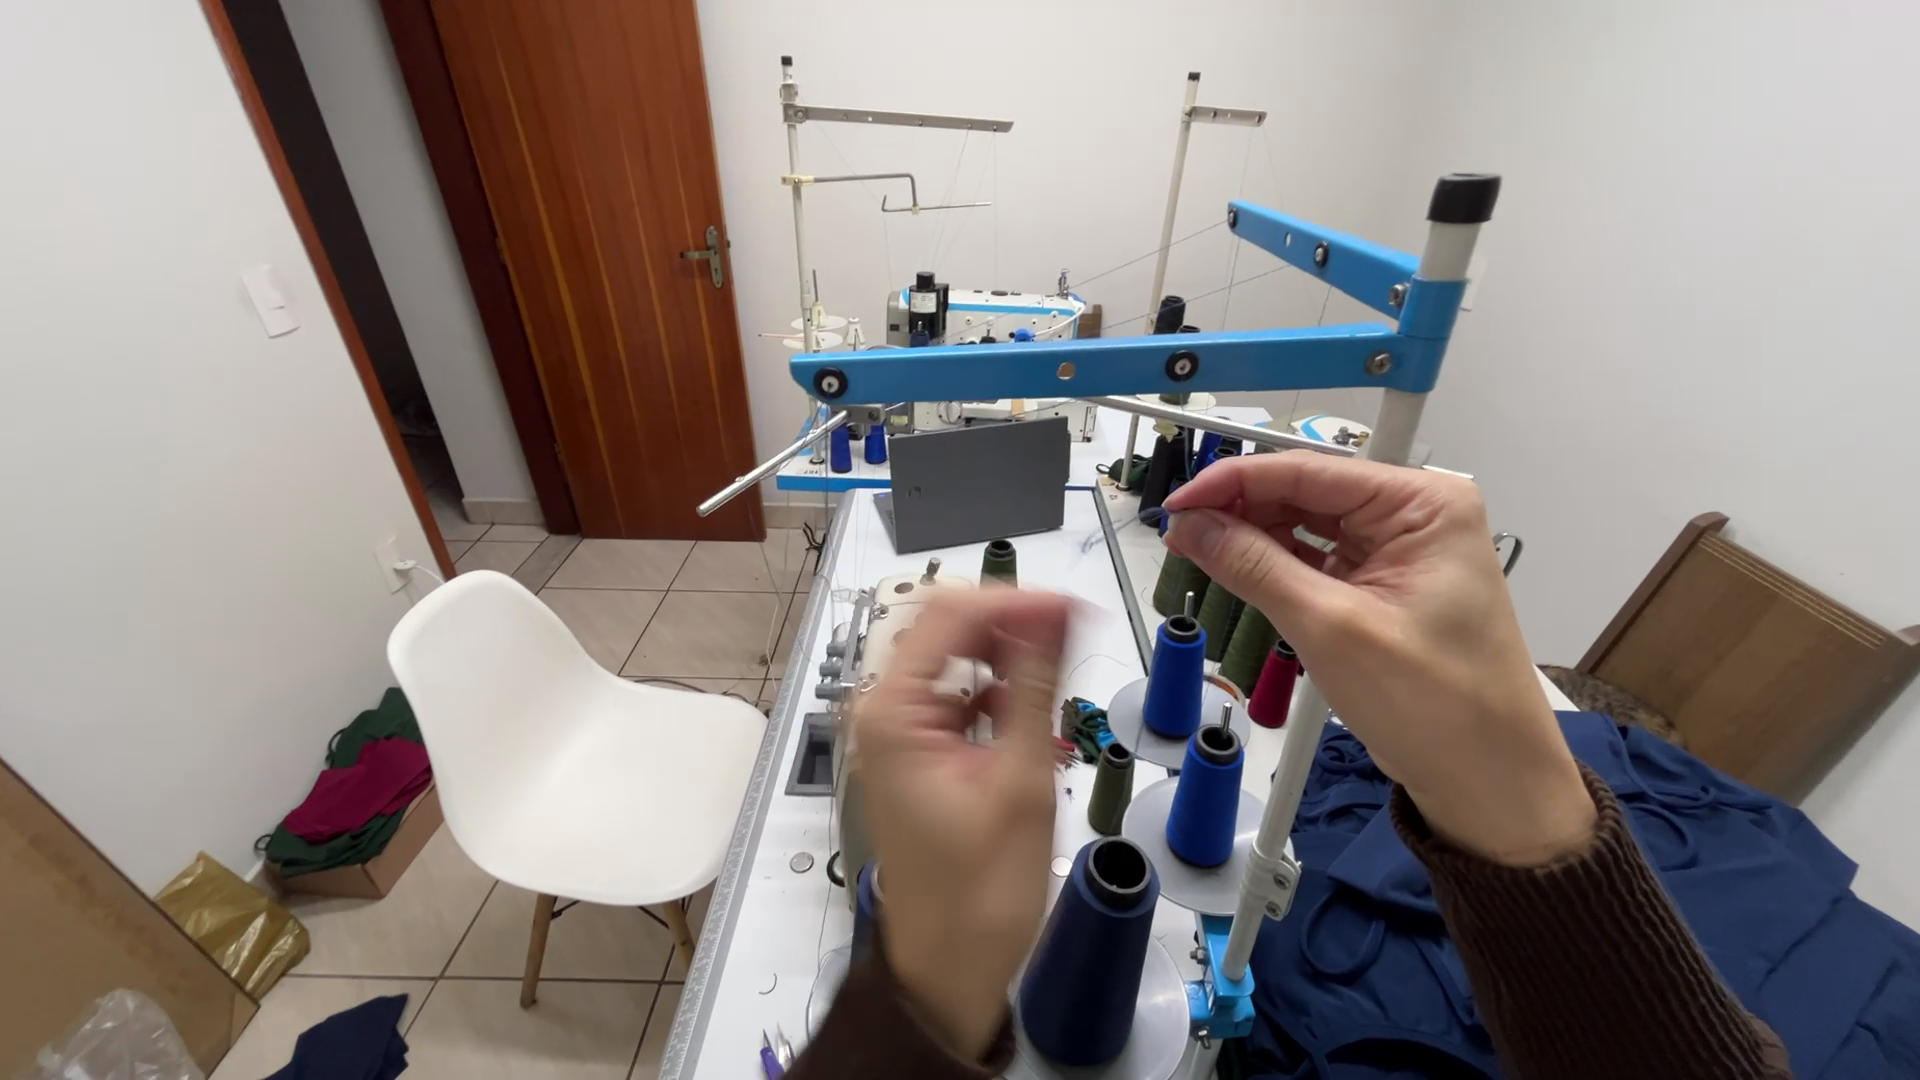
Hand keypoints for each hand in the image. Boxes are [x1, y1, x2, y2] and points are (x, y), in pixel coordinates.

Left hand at [853, 589, 1072, 1058]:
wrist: (947, 969)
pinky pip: (955, 694)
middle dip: (1009, 626)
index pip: (949, 614)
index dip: (1015, 602)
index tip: (1074, 609)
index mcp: (893, 710)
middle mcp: (883, 709)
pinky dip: (993, 693)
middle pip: (945, 628)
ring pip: (953, 658)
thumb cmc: (981, 892)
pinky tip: (1024, 716)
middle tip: (1070, 637)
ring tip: (1051, 682)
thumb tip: (1056, 612)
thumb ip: (1034, 684)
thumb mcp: (1021, 778)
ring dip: (1003, 659)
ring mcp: (896, 729)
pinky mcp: (915, 748)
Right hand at [1164, 453, 1594, 866]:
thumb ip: (1253, 566)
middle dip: (1237, 509)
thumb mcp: (1330, 626)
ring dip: (1248, 535)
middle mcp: (1411, 514)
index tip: (1176, 503)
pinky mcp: (1379, 583)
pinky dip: (1269, 562)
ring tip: (1195, 549)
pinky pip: (1312, 557)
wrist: (1487, 784)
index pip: (1307, 471)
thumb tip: (1189, 525)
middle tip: (1178, 532)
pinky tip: (1231, 565)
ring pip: (1302, 523)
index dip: (1231, 482)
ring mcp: (1395, 549)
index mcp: (1422, 505)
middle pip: (1302, 492)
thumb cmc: (1434, 706)